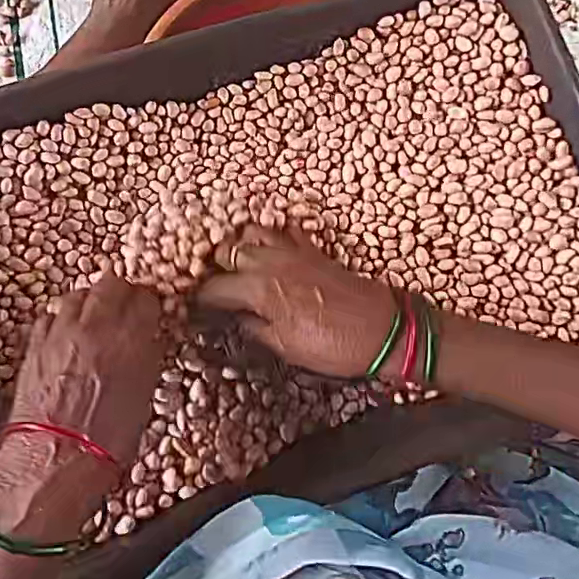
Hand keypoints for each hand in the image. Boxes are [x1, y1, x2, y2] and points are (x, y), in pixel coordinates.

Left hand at [0, 274, 163, 543]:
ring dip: (90, 301)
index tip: (150, 309)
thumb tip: (148, 341)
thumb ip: (146, 358)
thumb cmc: (105, 441)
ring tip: (94, 316)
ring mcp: (61, 332)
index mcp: (130, 340)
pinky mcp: (35, 343)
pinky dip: (62, 319)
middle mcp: (95, 328)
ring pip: (78, 294)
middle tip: (125, 303)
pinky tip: (67, 333)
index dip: (150, 302)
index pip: (146, 299)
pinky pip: (51, 315)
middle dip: (121, 291)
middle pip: (111, 284)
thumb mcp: (143, 398)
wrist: (53, 461)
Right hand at [195, 227, 397, 378]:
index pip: (215, 287)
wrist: (384, 329)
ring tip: (234, 265)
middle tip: (211, 285)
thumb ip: (254, 328)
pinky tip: (268, 251)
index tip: (194, 307)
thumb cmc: (334, 345)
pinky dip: (271, 237)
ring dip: (238, 246)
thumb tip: (236, 319)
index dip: (200, 297)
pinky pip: (283, 231)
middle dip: (213, 267)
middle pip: (227, 251)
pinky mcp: (312, 250)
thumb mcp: (286, 347)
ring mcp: (293, 251)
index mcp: (260, 289)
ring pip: (251, 233)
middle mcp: (272, 263)